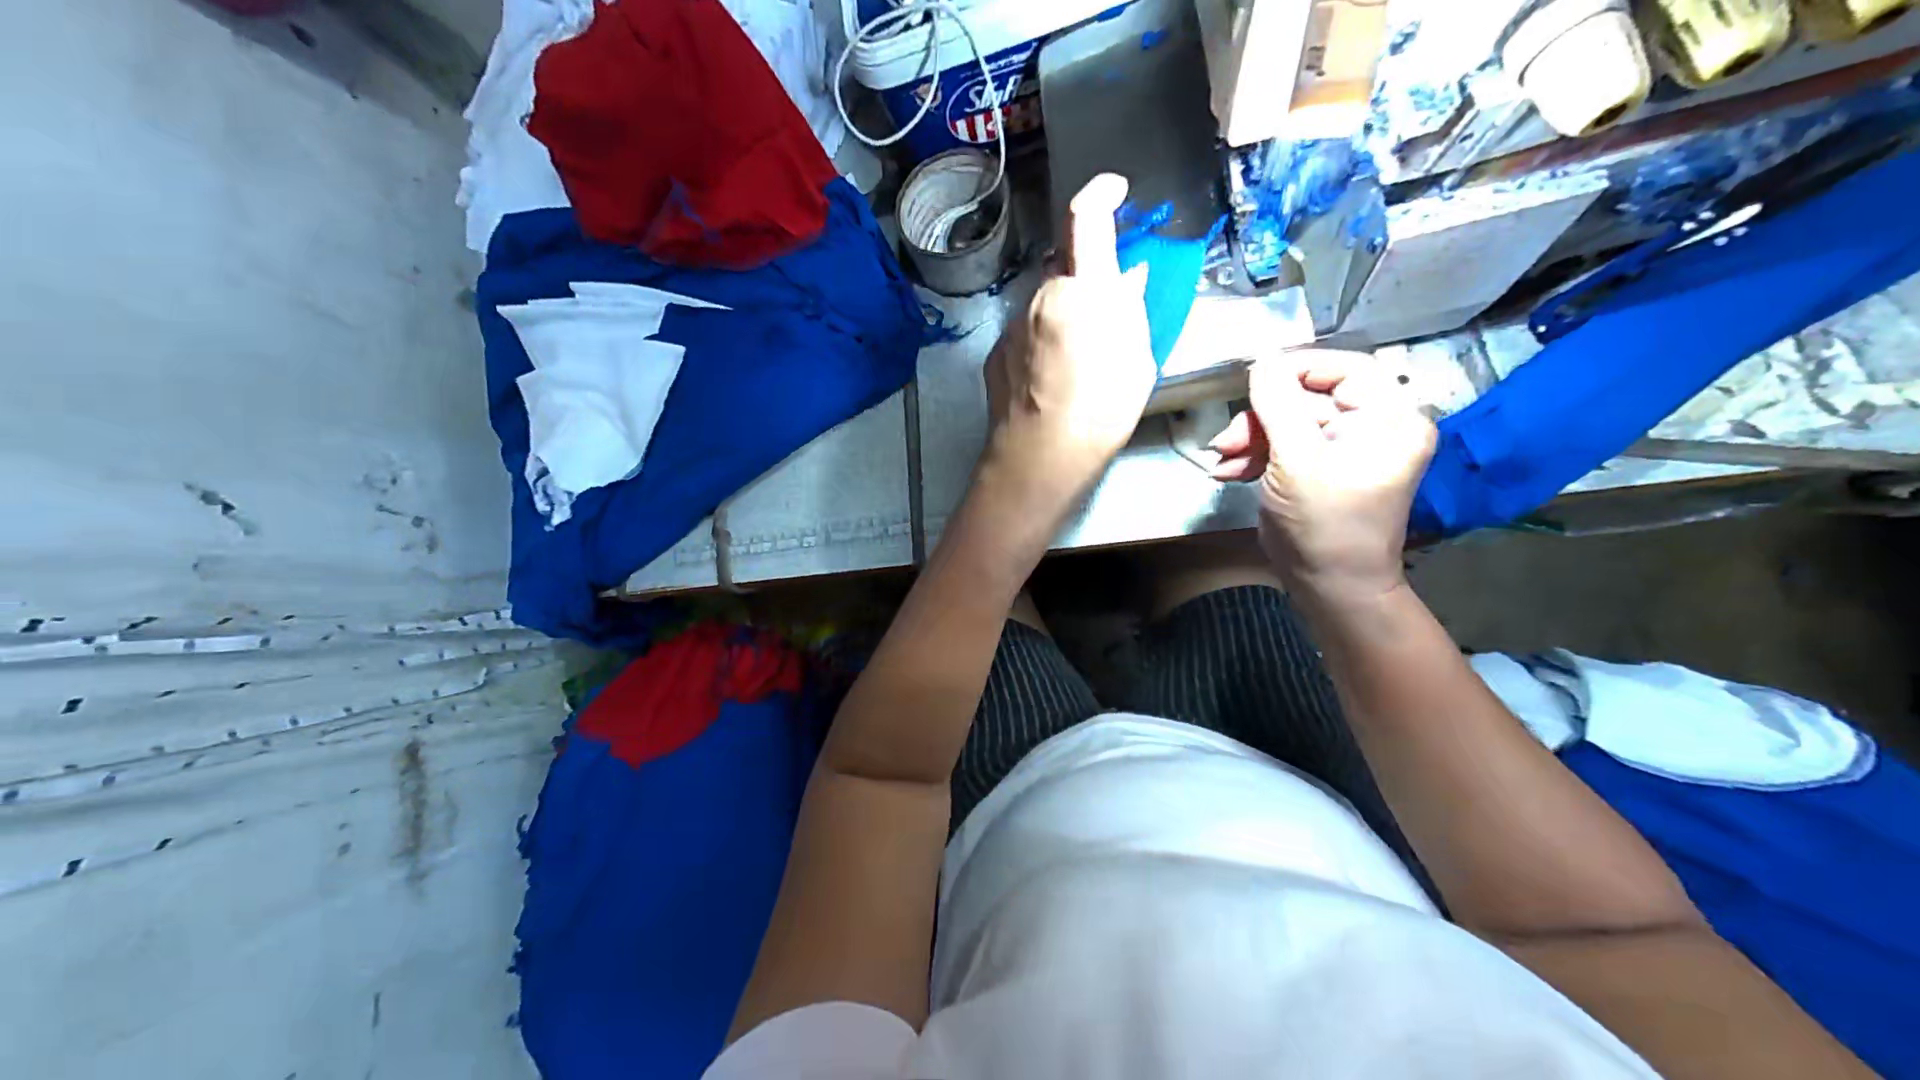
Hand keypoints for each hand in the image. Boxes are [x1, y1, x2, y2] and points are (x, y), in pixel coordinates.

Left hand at [981, 173, 1154, 516]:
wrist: (1039, 458)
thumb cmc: (1100, 412)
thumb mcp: (1137, 360)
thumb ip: (1129, 310)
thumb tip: (1126, 279)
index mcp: (1084, 289)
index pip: (1086, 217)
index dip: (1101, 193)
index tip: (1114, 191)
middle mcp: (1042, 296)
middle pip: (1065, 267)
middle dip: (1086, 277)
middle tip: (1106, 310)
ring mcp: (1013, 324)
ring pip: (1043, 301)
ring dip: (1063, 313)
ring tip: (1080, 358)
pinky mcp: (996, 351)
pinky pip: (1024, 331)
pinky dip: (1041, 339)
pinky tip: (1051, 376)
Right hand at [1209, 350, 1435, 602]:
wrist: (1329, 586)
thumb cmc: (1324, 522)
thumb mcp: (1296, 458)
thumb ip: (1277, 404)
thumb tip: (1261, 361)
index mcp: (1389, 419)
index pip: (1347, 368)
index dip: (1298, 369)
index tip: (1254, 379)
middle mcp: (1372, 428)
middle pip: (1308, 399)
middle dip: (1261, 419)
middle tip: (1226, 440)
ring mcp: (1343, 451)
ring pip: (1288, 424)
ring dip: (1249, 440)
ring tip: (1222, 462)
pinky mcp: (1318, 470)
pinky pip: (1284, 448)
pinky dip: (1254, 457)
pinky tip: (1228, 473)